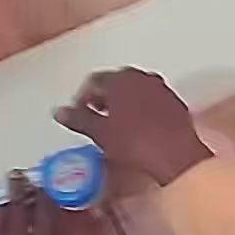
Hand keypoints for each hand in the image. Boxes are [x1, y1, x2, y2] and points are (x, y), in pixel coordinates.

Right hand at [54, 68, 211, 183]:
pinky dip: (139, 107)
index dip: (82, 97)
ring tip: (114, 123)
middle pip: (114, 81)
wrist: (175, 156)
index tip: (78, 113)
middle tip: (94, 116)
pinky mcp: (173, 102)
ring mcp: (160, 88)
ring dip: (121, 102)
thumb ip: (78, 118)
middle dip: (102, 97)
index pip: (93, 81)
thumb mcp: (99, 132)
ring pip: (134, 89)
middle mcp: (141, 77)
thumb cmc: (135, 142)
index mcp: (119, 79)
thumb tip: (59, 112)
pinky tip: (136, 126)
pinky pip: (150, 99)